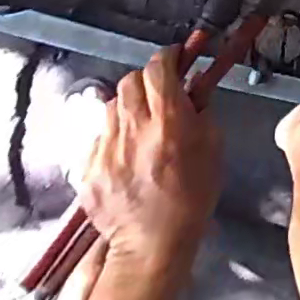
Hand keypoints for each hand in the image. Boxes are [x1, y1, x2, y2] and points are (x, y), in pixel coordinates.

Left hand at [79, 45, 223, 268]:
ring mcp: (105, 149)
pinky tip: (127, 153)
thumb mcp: (213, 145)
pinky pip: (98, 137)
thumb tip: (195, 85)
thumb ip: (202, 110)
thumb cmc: (194, 193)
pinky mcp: (86, 169)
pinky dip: (114, 136)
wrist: (153, 243)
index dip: (168, 56)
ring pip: (111, 106)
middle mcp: (132, 128)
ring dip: (128, 106)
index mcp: (168, 120)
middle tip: (160, 91)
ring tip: (142, 123)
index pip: (158, 68)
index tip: (177, 57)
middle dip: (147, 79)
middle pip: (129, 81)